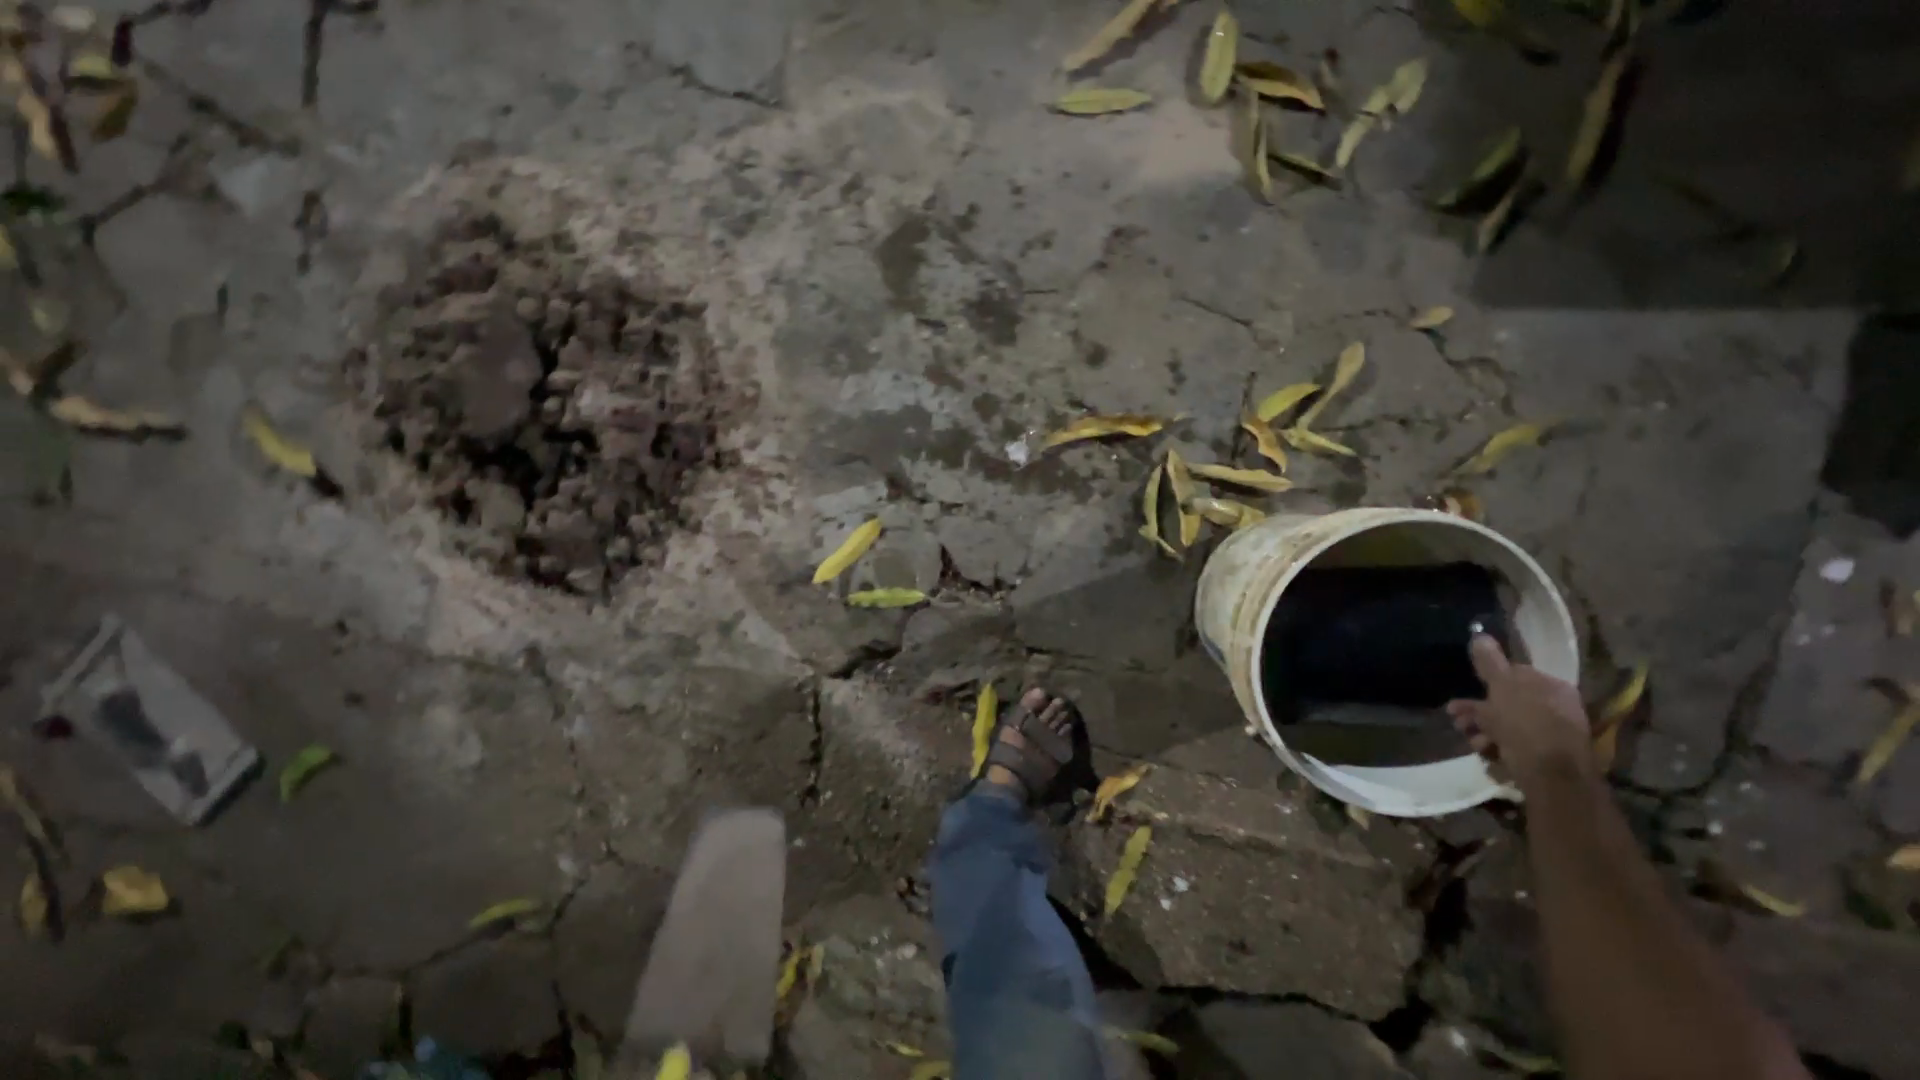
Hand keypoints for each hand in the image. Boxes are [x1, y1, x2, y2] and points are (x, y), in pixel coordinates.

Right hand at [1447, 635, 1596, 790]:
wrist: (1550, 775)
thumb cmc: (1525, 724)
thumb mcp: (1502, 687)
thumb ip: (1490, 662)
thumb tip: (1479, 635)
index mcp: (1552, 686)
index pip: (1515, 674)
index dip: (1488, 680)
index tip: (1468, 689)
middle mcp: (1556, 707)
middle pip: (1509, 701)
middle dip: (1479, 709)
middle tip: (1456, 717)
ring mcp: (1552, 733)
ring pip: (1508, 724)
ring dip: (1482, 728)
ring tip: (1468, 737)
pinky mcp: (1545, 757)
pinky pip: (1515, 744)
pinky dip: (1496, 745)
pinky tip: (1484, 750)